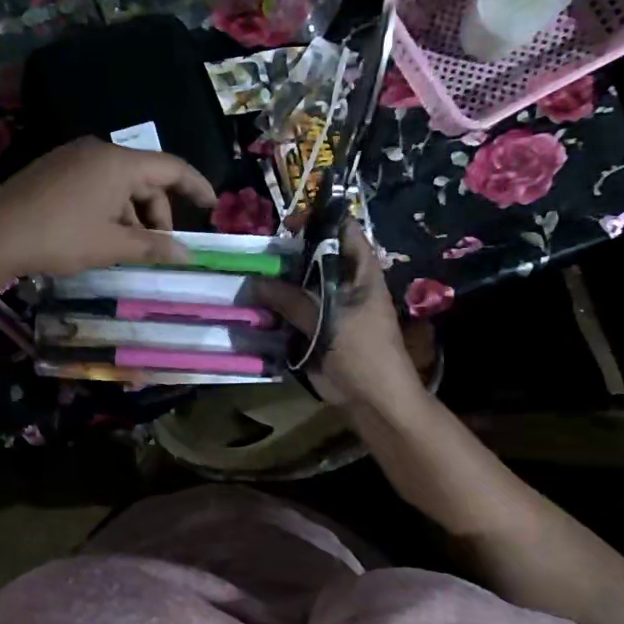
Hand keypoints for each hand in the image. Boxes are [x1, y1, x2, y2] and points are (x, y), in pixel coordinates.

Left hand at [0, 138, 217, 278]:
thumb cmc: (59, 238)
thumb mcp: (111, 245)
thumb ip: (153, 246)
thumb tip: (187, 254)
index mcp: (117, 161)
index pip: (171, 168)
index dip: (196, 187)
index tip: (212, 205)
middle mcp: (97, 150)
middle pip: (143, 178)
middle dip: (156, 212)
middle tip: (157, 247)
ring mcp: (71, 157)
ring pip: (117, 183)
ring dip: (130, 214)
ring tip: (125, 248)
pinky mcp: (52, 169)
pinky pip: (93, 184)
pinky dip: (107, 207)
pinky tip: (99, 235)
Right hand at [251, 216, 434, 410]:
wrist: (374, 401)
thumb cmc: (363, 354)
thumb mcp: (328, 321)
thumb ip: (291, 300)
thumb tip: (253, 283)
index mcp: (362, 276)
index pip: (347, 234)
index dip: (323, 222)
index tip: (290, 222)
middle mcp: (346, 287)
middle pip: (317, 259)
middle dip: (289, 253)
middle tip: (257, 249)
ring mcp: (330, 309)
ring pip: (301, 286)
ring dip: (278, 283)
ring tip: (248, 273)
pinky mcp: (316, 331)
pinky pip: (293, 312)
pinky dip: (275, 308)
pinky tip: (253, 304)